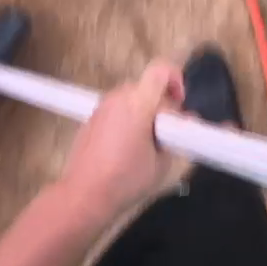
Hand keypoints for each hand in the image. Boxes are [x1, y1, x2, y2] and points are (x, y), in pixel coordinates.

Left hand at [52, 60, 184, 223]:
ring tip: (145, 145)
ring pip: (132, 98)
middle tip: (166, 133)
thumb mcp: (161, 163)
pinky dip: (127, 120)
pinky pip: (117, 109)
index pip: (160, 70)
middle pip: (147, 87)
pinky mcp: (91, 117)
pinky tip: (125, 149)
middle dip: (160, 105)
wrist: (83, 195)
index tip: (180, 102)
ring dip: (143, 113)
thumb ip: (176, 138)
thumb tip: (184, 122)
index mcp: (138, 102)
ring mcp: (102, 105)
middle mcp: (119, 96)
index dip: (175, 79)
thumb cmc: (125, 180)